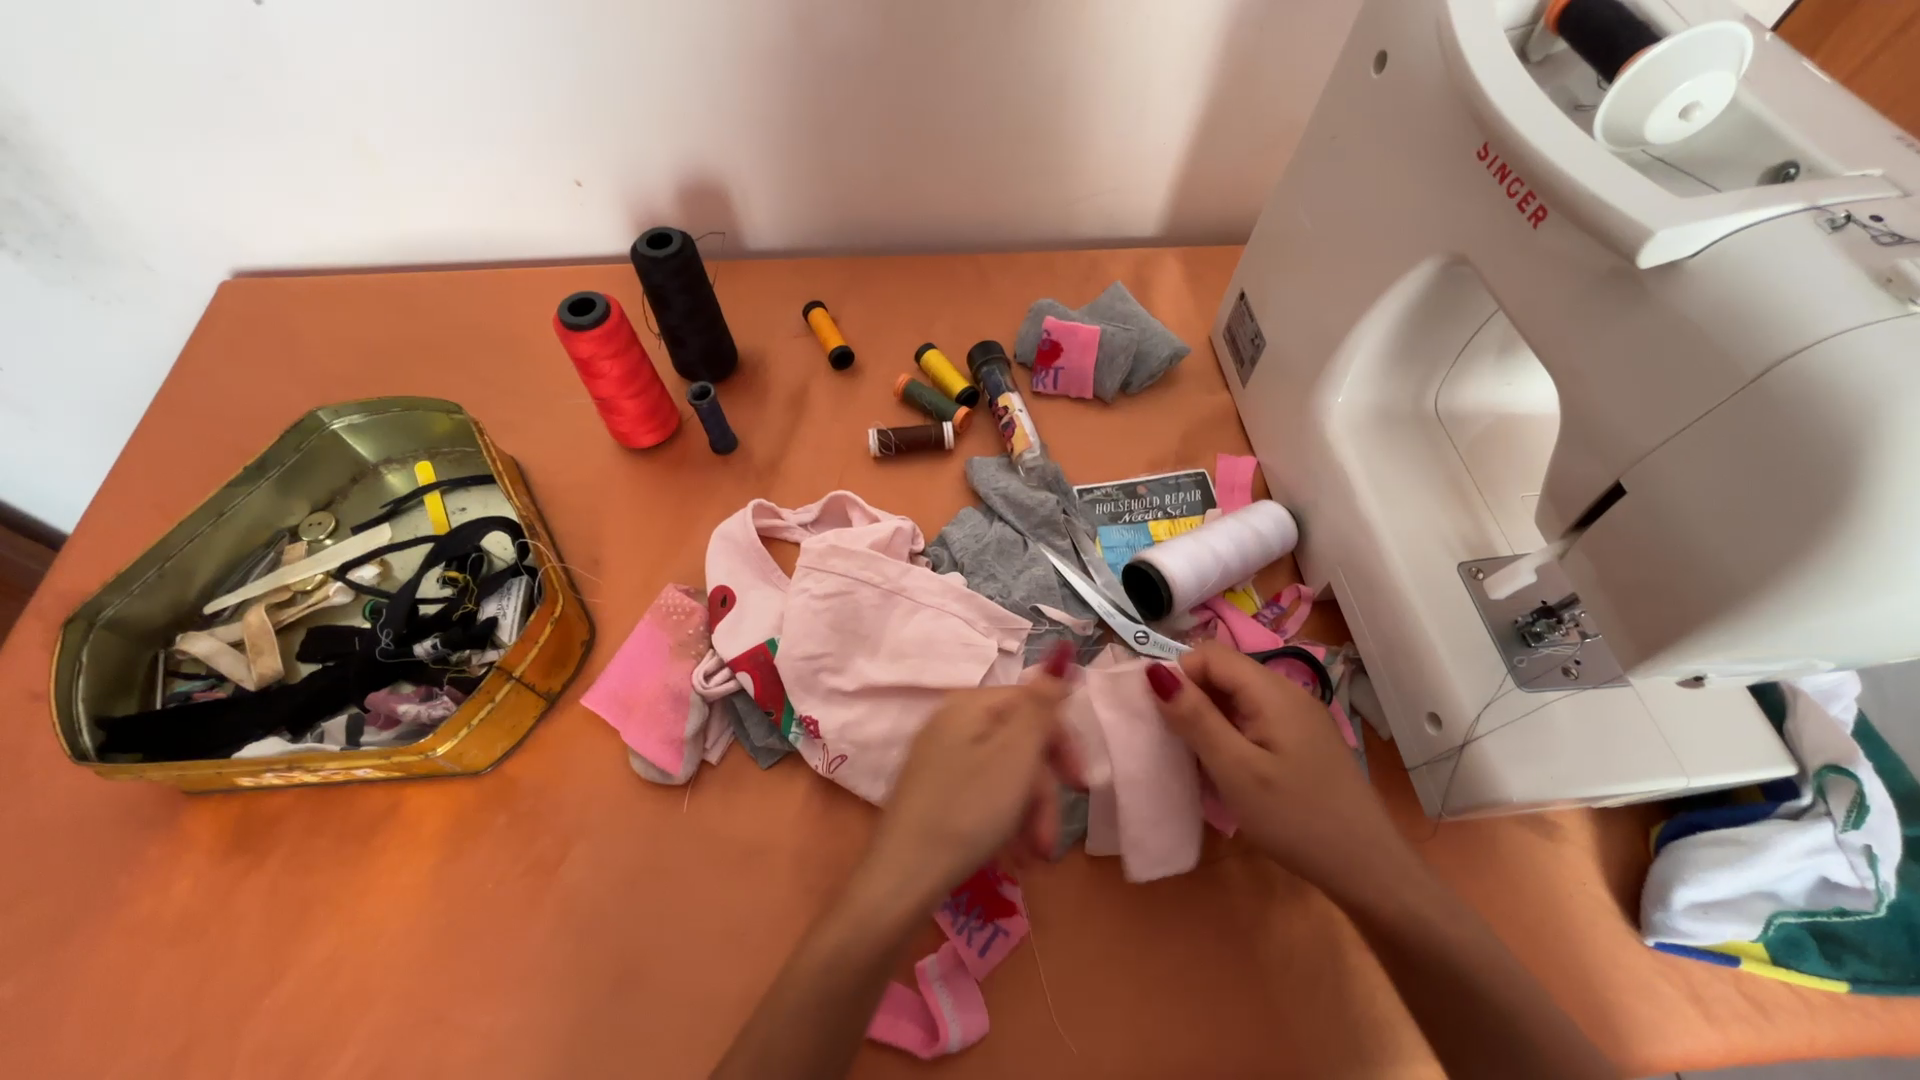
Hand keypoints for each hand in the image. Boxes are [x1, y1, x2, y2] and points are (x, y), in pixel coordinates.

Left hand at [862, 643, 1080, 908]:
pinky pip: (984, 795)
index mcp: (970, 706)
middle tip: (1049, 838)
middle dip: (1043, 793)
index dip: (1063, 744)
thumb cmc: (966, 812)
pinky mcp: (935, 792)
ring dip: (1028, 815)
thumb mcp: (1015, 756)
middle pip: (1021, 744)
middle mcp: (952, 723)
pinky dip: (1004, 822)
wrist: (903, 877)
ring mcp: (940, 758)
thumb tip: (1058, 658)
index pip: (1034, 704)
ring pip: (1006, 775)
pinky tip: (1011, 854)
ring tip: (1032, 856)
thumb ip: (1040, 706)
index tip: (1080, 786)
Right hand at [1147, 642, 1399, 896]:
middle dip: (1191, 699)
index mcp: (1272, 691)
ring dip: (1209, 720)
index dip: (1178, 676)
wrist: (1368, 868)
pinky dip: (1231, 735)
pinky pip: (1254, 720)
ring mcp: (1299, 718)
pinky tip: (1229, 771)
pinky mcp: (1303, 741)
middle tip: (1177, 745)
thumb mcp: (1236, 770)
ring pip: (1237, 698)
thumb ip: (1195, 718)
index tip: (1161, 718)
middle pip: (1224, 673)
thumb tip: (1154, 671)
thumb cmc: (1296, 819)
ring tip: (1199, 761)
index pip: (1209, 654)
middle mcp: (1288, 693)